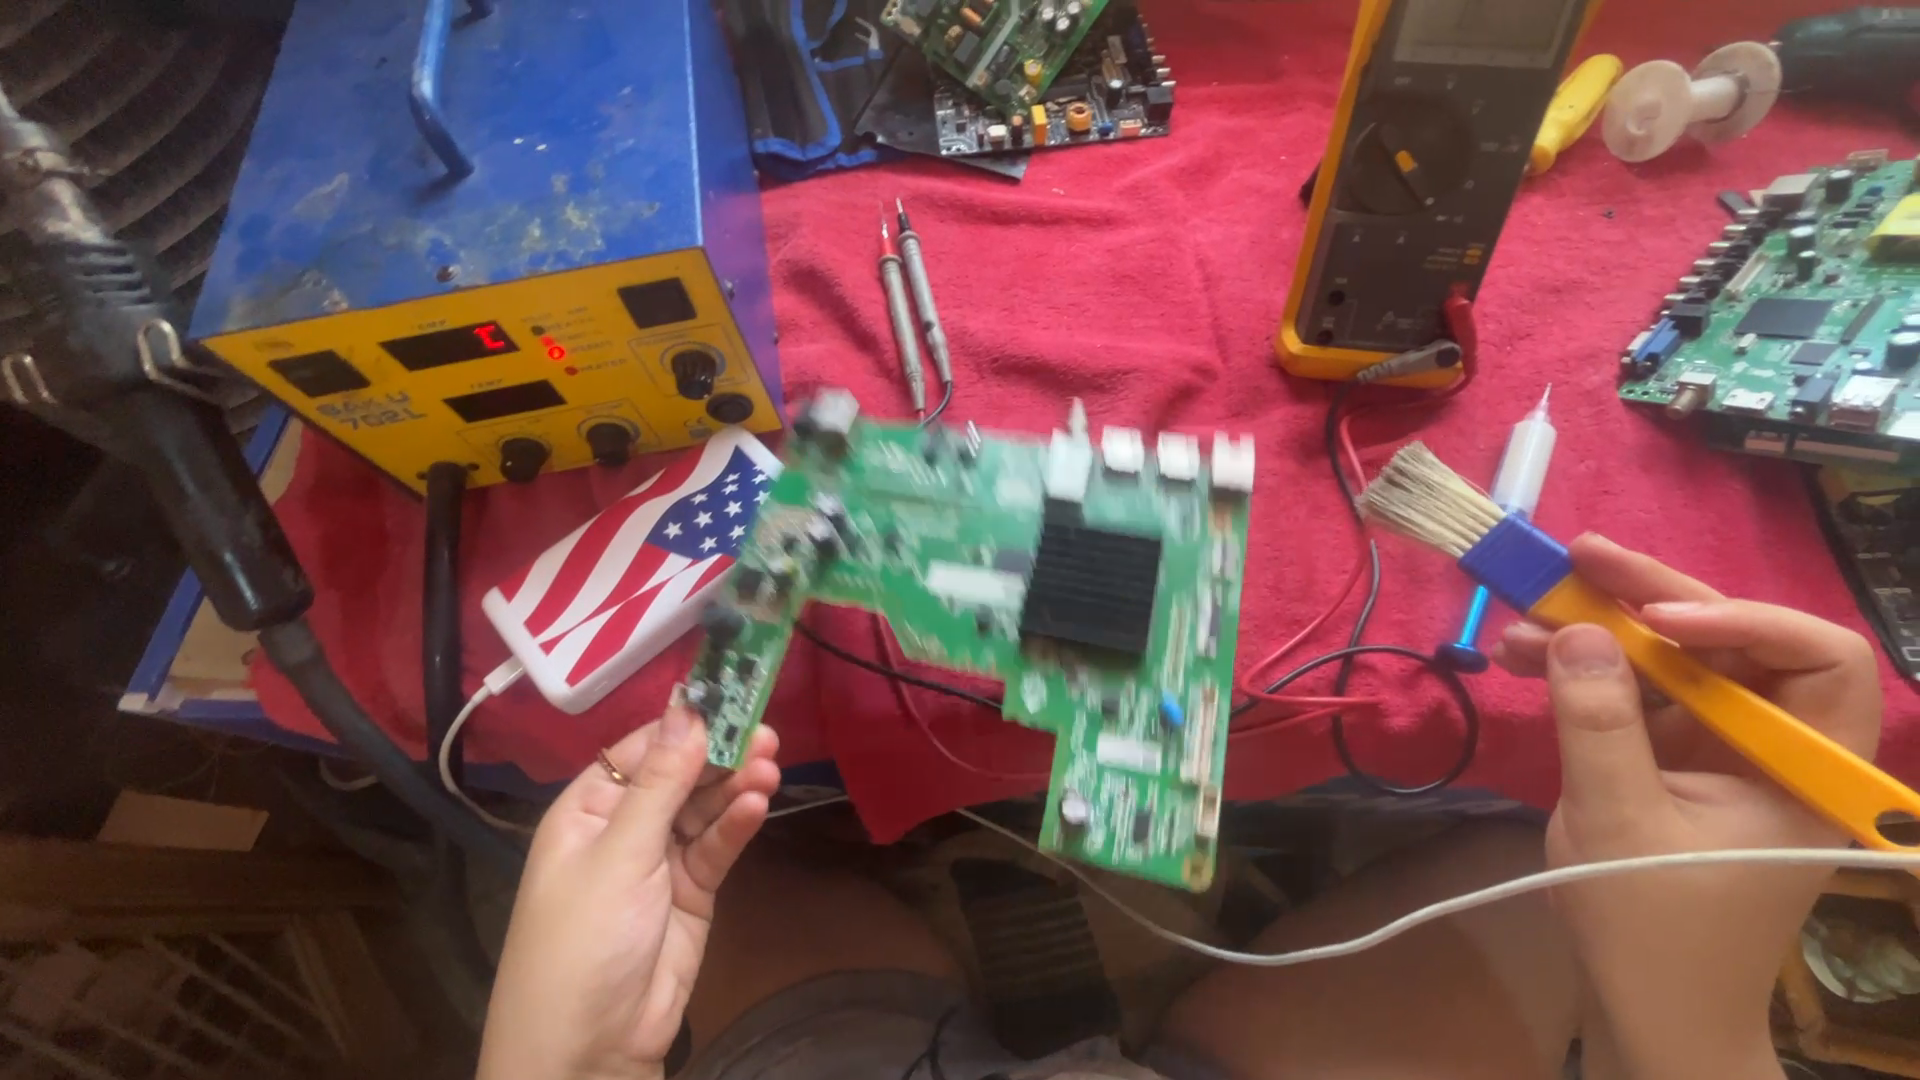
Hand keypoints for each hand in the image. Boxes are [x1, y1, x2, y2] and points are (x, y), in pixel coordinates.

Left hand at [478, 708, 780, 1079]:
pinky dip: (737, 825)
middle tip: (768, 738)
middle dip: (722, 756)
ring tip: (770, 770)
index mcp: (589, 808)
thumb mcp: (619, 856)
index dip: (686, 725)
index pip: (642, 749)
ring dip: (736, 787)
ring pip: (706, 806)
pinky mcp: (693, 887)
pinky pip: (717, 844)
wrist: (589, 1053)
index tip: (733, 700)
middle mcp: (626, 825)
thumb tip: (687, 707)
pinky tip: (757, 807)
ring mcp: (661, 857)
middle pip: (682, 774)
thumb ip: (661, 782)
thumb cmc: (583, 941)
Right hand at [1494, 534, 1880, 1078]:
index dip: (1744, 623)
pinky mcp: (1658, 751)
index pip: (1815, 661)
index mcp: (1803, 766)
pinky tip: (1522, 653)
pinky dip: (1573, 666)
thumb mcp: (1618, 817)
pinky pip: (1622, 689)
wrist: (1640, 992)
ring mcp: (1709, 745)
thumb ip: (1599, 722)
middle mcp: (1767, 742)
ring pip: (1665, 660)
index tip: (1658, 619)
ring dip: (1596, 630)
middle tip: (1579, 556)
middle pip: (1725, 643)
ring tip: (1525, 611)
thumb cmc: (1649, 918)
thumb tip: (1578, 632)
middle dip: (1651, 598)